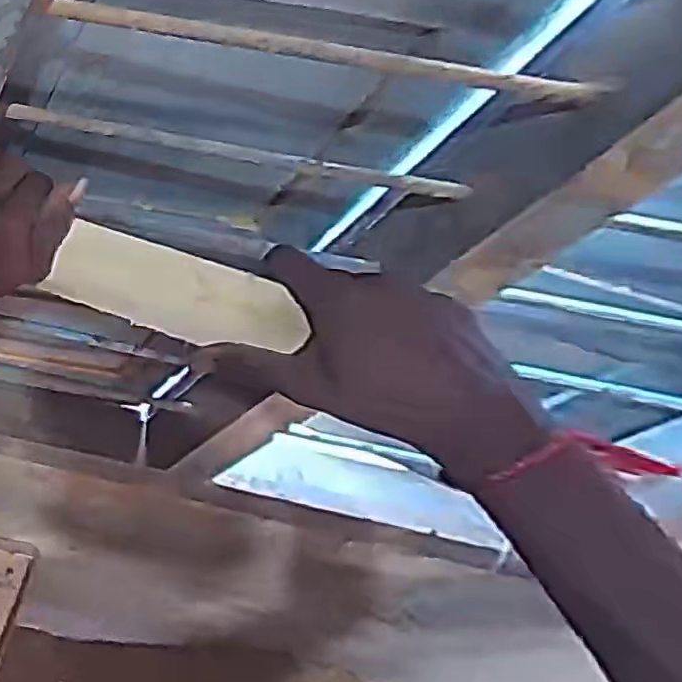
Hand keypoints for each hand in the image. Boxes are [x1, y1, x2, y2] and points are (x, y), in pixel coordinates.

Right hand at [210, 247, 551, 486]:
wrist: (481, 422)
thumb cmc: (384, 400)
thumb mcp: (309, 386)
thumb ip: (254, 366)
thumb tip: (200, 358)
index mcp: (333, 295)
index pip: (289, 259)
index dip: (275, 267)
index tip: (272, 284)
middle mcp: (372, 281)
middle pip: (333, 279)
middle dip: (324, 301)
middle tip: (325, 338)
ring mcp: (417, 291)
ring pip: (375, 291)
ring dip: (365, 310)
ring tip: (373, 351)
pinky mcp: (453, 307)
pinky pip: (414, 304)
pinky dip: (406, 320)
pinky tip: (414, 354)